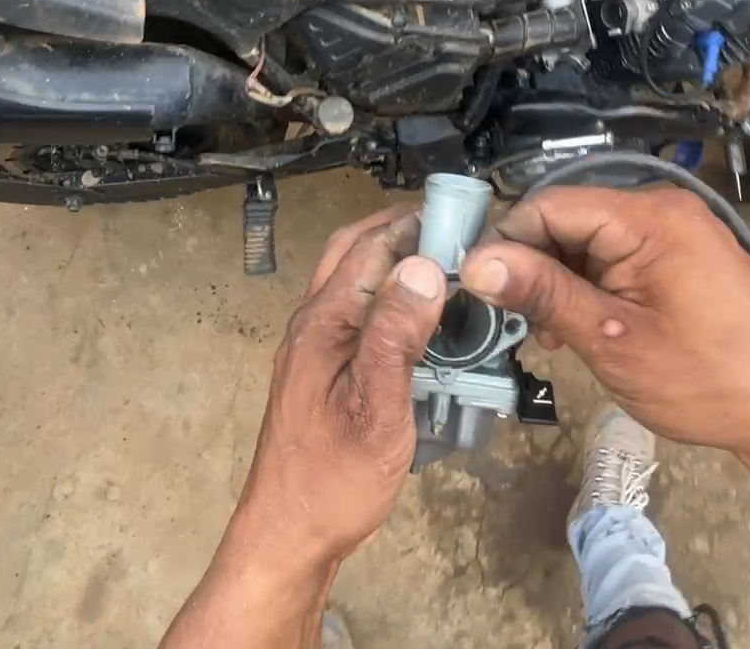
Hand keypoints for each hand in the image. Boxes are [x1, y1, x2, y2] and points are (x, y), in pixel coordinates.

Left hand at [225, 208, 447, 571]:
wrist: (289, 533)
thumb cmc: (333, 478)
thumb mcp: (375, 407)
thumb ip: (395, 335)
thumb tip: (421, 266)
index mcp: (324, 322)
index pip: (369, 249)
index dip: (413, 225)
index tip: (459, 216)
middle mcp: (312, 324)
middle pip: (350, 251)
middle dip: (394, 227)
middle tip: (446, 227)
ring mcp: (313, 346)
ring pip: (348, 279)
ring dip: (385, 256)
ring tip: (434, 259)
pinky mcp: (320, 369)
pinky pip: (352, 311)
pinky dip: (380, 293)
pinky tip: (411, 314)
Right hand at [458, 186, 749, 458]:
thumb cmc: (707, 382)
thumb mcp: (612, 340)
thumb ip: (542, 294)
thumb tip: (474, 264)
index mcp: (648, 217)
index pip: (548, 205)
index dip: (508, 243)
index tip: (482, 289)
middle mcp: (660, 207)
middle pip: (567, 219)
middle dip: (535, 267)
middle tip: (526, 324)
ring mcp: (674, 228)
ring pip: (586, 239)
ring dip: (560, 281)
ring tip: (556, 334)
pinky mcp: (680, 251)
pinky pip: (614, 252)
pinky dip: (590, 284)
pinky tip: (585, 324)